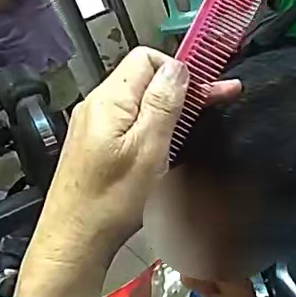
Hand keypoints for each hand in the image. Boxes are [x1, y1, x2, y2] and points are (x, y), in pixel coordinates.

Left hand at [18, 47, 237, 296]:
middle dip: (184, 85)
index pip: (147, 57)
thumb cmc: (110, 201)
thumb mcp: (148, 148)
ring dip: (173, 104)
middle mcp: (98, 106)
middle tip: (219, 97)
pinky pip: (132, 119)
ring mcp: (96, 125)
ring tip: (200, 116)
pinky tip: (172, 136)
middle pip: (146, 77)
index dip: (180, 68)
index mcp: (109, 101)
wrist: (76, 239)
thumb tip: (178, 68)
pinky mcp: (98, 143)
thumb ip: (163, 103)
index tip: (207, 87)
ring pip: (141, 99)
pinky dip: (157, 122)